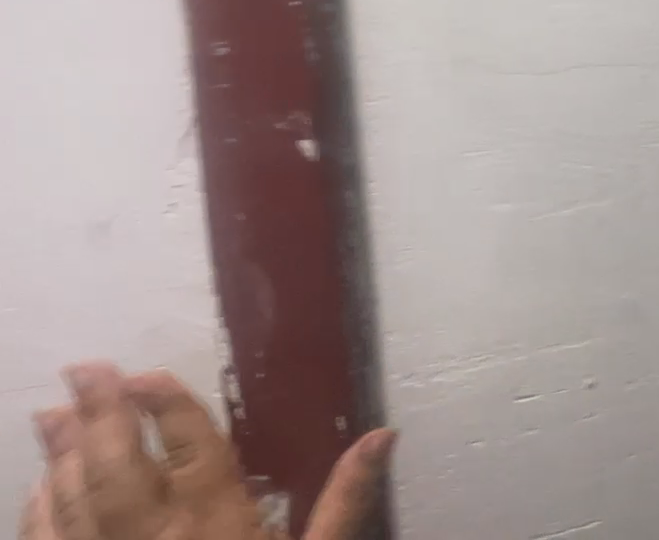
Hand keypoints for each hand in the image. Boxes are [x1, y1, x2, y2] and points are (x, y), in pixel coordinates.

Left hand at [18, 363, 394, 539]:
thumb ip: (346, 500)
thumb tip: (384, 433)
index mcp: (214, 525)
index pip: (192, 452)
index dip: (170, 410)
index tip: (148, 373)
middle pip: (118, 470)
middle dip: (101, 417)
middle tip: (82, 369)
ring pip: (70, 503)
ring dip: (61, 454)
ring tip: (52, 411)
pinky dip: (39, 508)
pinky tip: (41, 483)